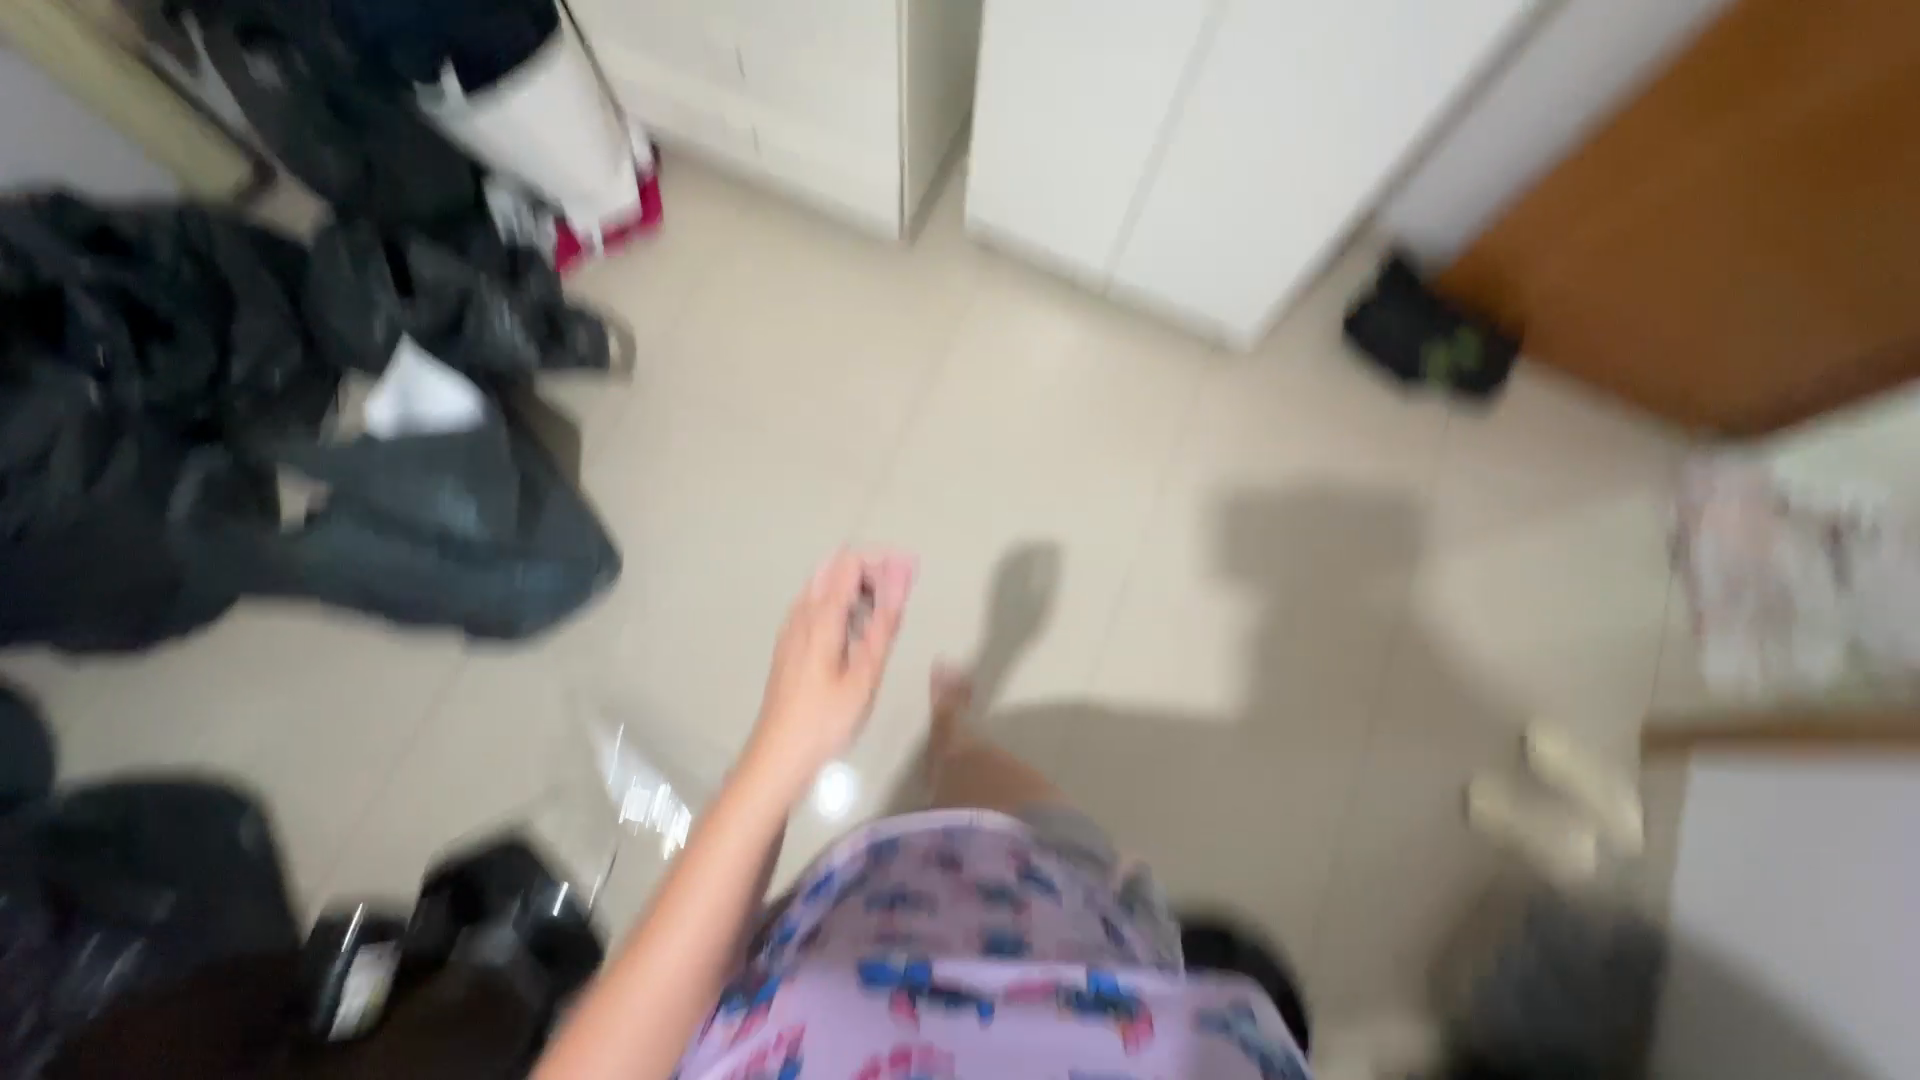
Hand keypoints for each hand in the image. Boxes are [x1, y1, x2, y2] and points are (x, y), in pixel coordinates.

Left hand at [743, 550, 915, 798]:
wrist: (777, 758)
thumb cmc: (826, 720)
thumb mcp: (864, 675)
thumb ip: (884, 622)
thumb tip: (902, 576)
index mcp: (820, 616)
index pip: (849, 561)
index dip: (883, 559)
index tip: (912, 573)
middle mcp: (801, 613)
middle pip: (835, 568)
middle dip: (871, 570)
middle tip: (902, 595)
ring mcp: (791, 629)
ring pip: (825, 587)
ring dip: (857, 589)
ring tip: (886, 615)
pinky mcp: (790, 645)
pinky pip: (817, 607)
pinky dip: (842, 606)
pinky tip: (858, 634)